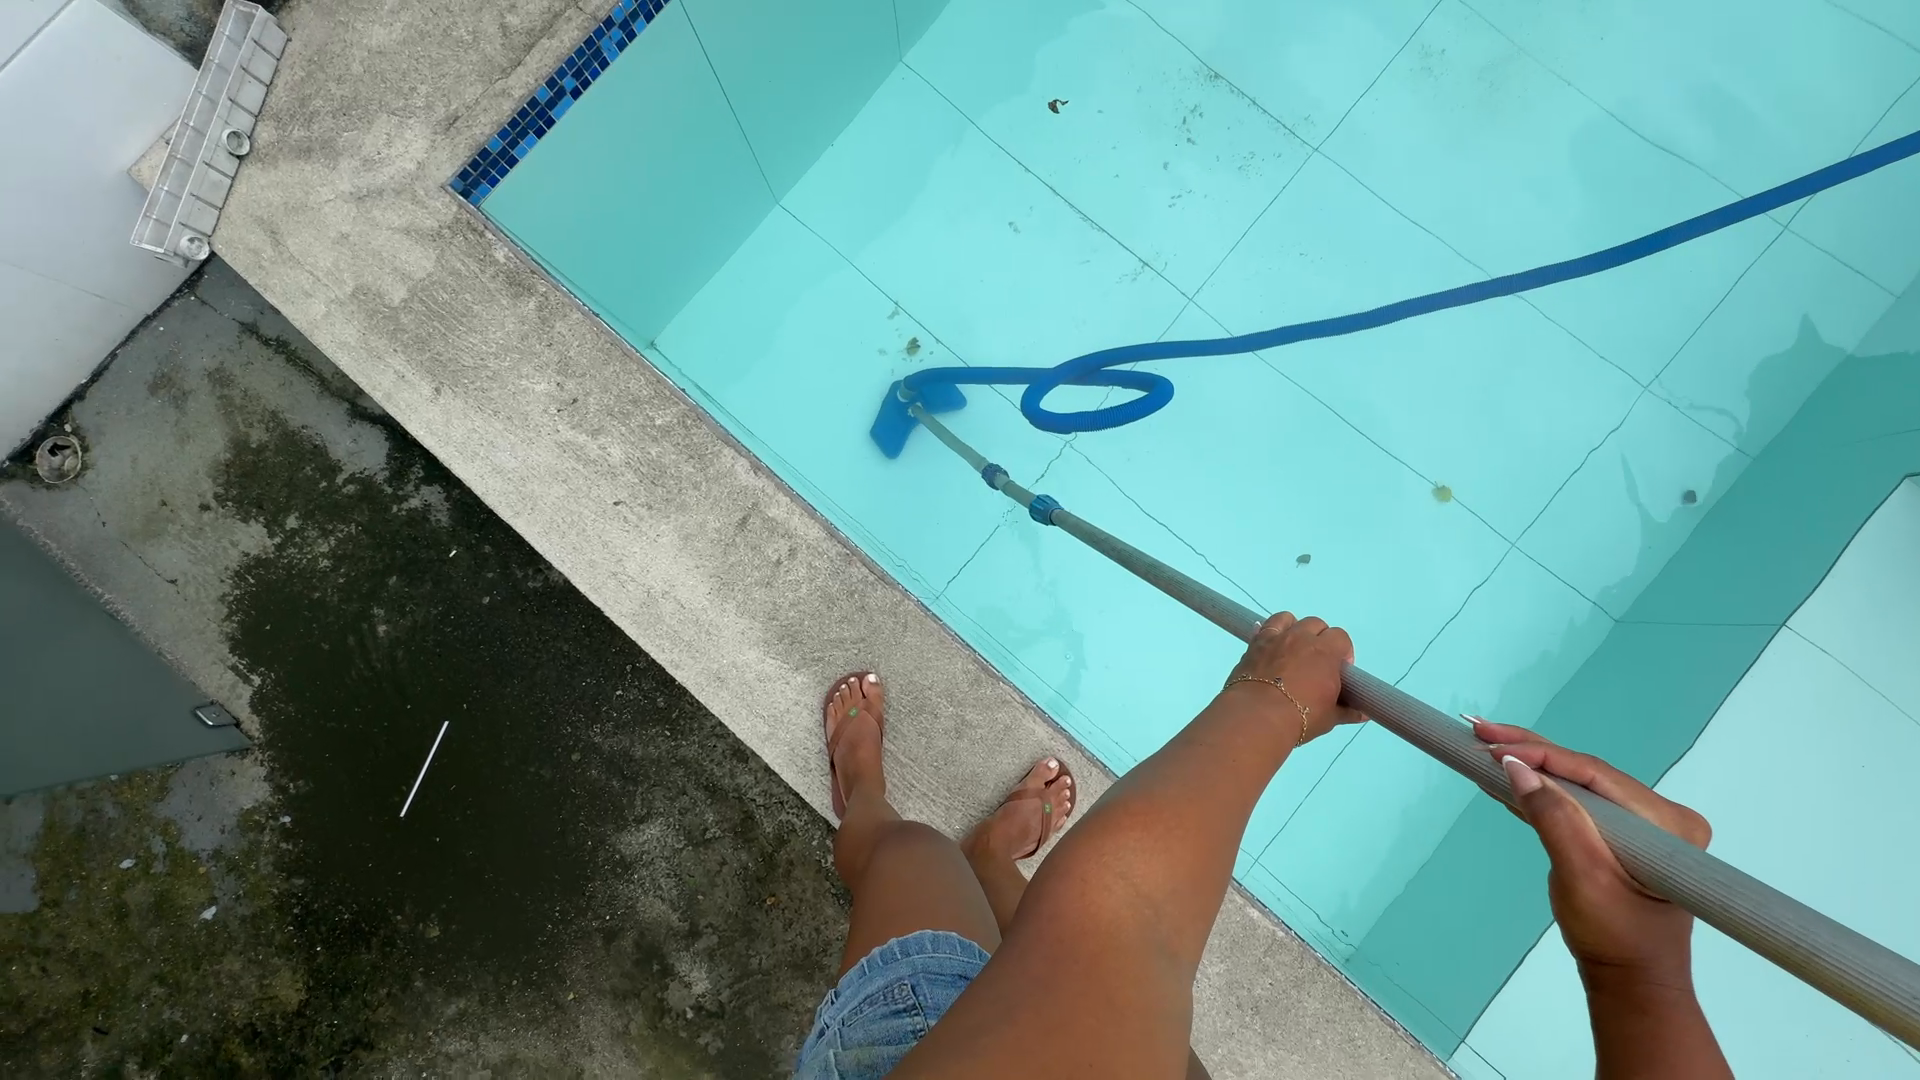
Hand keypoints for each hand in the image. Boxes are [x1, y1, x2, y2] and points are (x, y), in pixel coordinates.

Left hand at [1223, 612, 1365, 741]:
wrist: (1258, 715)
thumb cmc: (1301, 716)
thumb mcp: (1330, 717)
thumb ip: (1346, 710)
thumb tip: (1362, 713)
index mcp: (1324, 651)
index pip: (1340, 637)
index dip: (1342, 651)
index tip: (1338, 669)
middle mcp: (1300, 638)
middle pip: (1315, 624)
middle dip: (1319, 638)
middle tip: (1315, 660)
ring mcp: (1275, 638)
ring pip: (1287, 618)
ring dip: (1293, 628)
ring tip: (1291, 648)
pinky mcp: (1253, 644)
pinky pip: (1262, 627)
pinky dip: (1267, 632)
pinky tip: (1268, 644)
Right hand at [1471, 720, 1711, 985]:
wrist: (1629, 979)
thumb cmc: (1613, 933)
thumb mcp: (1580, 876)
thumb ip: (1553, 818)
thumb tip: (1512, 767)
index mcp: (1667, 823)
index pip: (1592, 772)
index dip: (1538, 754)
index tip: (1489, 746)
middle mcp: (1660, 815)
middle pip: (1582, 769)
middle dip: (1527, 748)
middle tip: (1476, 729)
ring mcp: (1640, 823)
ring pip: (1572, 779)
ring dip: (1526, 763)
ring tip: (1480, 743)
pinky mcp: (1618, 832)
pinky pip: (1572, 798)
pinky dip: (1534, 786)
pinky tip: (1500, 774)